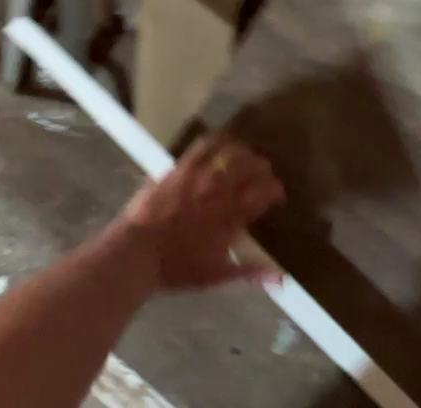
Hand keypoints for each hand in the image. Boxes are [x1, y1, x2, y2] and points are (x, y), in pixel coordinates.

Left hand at [112, 134, 284, 290]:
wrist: (138, 251)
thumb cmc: (178, 266)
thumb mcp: (218, 274)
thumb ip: (251, 273)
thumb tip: (281, 279)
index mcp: (231, 216)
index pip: (264, 193)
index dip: (275, 190)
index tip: (277, 195)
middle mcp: (219, 190)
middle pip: (250, 167)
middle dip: (263, 168)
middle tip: (263, 175)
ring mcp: (199, 175)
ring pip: (230, 152)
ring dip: (243, 152)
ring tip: (244, 157)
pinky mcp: (180, 167)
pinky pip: (203, 146)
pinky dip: (217, 142)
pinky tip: (220, 145)